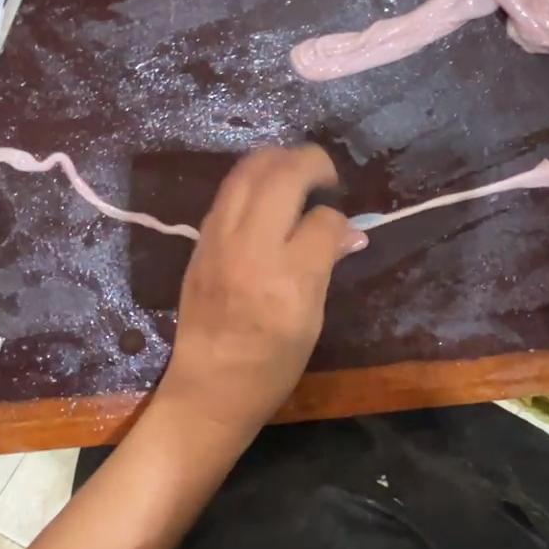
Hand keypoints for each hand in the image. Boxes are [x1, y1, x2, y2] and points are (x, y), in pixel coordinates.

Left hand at [158, 145, 365, 433]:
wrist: (209, 388)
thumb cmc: (270, 368)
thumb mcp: (311, 323)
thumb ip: (326, 269)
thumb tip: (350, 234)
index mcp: (289, 278)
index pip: (322, 219)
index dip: (339, 218)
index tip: (342, 229)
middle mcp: (251, 249)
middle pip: (282, 174)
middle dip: (311, 162)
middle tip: (325, 176)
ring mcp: (219, 242)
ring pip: (247, 171)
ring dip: (276, 160)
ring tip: (295, 173)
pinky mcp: (199, 245)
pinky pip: (227, 194)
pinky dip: (250, 183)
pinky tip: (263, 197)